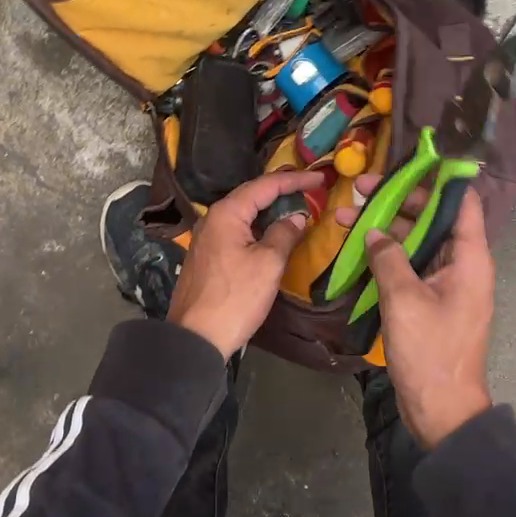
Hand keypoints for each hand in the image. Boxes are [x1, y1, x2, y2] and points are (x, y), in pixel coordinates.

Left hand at [167, 171, 323, 358]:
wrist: (195, 338)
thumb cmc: (235, 298)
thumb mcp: (268, 264)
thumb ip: (285, 233)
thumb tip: (297, 217)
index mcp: (227, 213)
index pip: (266, 185)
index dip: (295, 179)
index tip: (320, 178)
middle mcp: (213, 218)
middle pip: (252, 194)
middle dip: (281, 189)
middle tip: (309, 187)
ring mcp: (207, 237)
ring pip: (244, 213)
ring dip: (270, 208)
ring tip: (296, 205)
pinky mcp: (207, 255)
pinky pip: (237, 229)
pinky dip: (258, 225)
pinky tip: (272, 232)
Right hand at [340, 175, 495, 448]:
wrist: (442, 412)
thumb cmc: (430, 351)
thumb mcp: (404, 299)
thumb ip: (388, 257)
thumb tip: (374, 231)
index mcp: (469, 258)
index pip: (463, 201)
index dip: (441, 177)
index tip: (411, 159)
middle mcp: (462, 264)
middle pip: (432, 217)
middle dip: (397, 199)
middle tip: (359, 187)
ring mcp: (446, 283)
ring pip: (416, 241)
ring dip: (384, 228)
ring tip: (344, 215)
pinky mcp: (430, 300)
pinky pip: (410, 265)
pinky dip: (386, 254)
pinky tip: (356, 248)